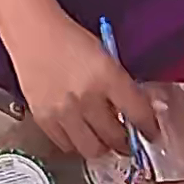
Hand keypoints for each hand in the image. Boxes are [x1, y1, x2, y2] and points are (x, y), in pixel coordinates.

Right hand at [7, 10, 158, 158]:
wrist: (32, 33)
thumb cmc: (70, 40)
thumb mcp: (105, 58)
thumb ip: (122, 87)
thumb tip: (139, 112)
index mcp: (107, 76)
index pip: (138, 114)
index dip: (149, 128)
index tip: (151, 133)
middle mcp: (86, 98)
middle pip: (115, 138)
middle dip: (125, 143)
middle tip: (126, 141)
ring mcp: (63, 112)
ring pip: (92, 149)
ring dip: (102, 148)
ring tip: (103, 140)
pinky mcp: (44, 119)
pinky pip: (67, 146)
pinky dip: (77, 143)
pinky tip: (80, 133)